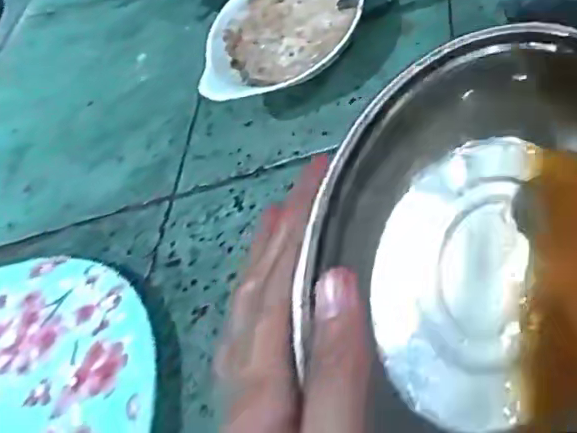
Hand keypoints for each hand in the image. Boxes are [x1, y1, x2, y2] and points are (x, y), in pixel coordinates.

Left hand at [215, 156, 371, 432]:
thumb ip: (336, 370)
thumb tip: (336, 278)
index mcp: (260, 390)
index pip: (278, 284)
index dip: (300, 221)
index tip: (321, 169)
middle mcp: (241, 391)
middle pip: (255, 293)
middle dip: (283, 228)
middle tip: (309, 177)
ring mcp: (240, 410)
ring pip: (246, 316)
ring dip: (266, 258)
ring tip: (281, 217)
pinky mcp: (252, 424)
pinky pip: (249, 339)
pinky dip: (261, 298)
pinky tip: (272, 297)